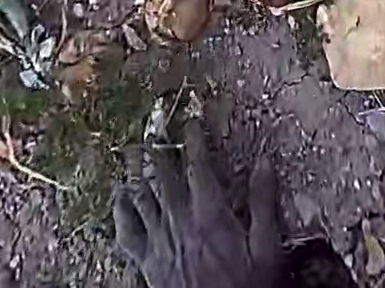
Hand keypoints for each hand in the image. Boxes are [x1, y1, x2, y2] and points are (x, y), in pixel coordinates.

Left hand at [113, 119, 280, 287]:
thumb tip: (265, 160)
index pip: (197, 166)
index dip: (194, 140)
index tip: (191, 120)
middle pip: (164, 177)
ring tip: (131, 151)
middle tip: (153, 126)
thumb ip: (263, 202)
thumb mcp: (266, 248)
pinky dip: (120, 214)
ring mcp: (160, 244)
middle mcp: (180, 223)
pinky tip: (118, 199)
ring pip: (143, 199)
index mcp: (209, 214)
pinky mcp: (148, 265)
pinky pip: (128, 235)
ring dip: (137, 173)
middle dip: (159, 150)